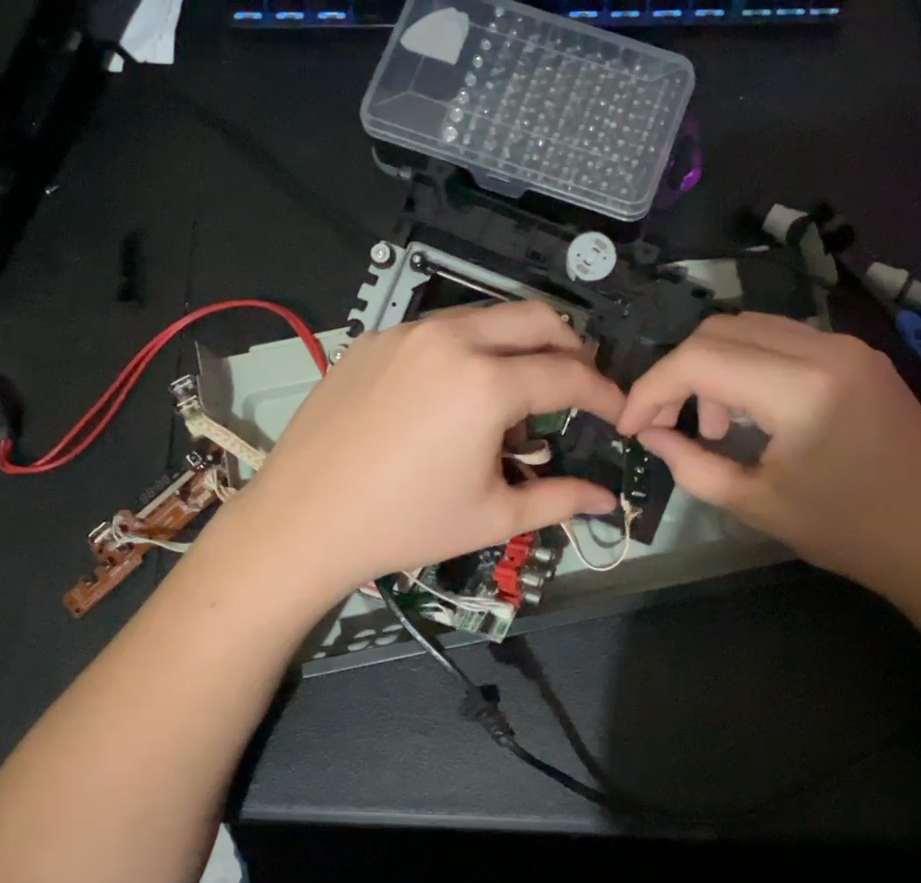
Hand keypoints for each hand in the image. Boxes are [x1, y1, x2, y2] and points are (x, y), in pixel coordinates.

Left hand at [220, 302, 623, 599]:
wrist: (303, 521)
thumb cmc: (405, 525)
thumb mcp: (492, 516)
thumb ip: (559, 499)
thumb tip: (606, 500)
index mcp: (487, 383)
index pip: (569, 374)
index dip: (603, 394)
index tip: (616, 413)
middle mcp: (451, 340)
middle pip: (536, 319)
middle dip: (570, 350)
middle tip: (576, 390)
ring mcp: (405, 334)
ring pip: (485, 318)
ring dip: (517, 346)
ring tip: (515, 398)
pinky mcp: (372, 341)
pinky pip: (438, 331)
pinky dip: (467, 350)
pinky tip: (454, 398)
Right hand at [616, 313, 920, 611]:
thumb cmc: (845, 533)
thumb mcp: (756, 505)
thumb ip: (692, 464)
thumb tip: (649, 434)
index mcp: (803, 390)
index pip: (701, 359)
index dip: (652, 389)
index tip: (629, 426)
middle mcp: (828, 349)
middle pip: (722, 329)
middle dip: (679, 373)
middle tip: (665, 425)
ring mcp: (850, 347)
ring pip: (753, 328)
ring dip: (715, 367)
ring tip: (715, 428)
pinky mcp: (862, 356)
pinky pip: (786, 340)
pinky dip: (750, 366)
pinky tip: (751, 413)